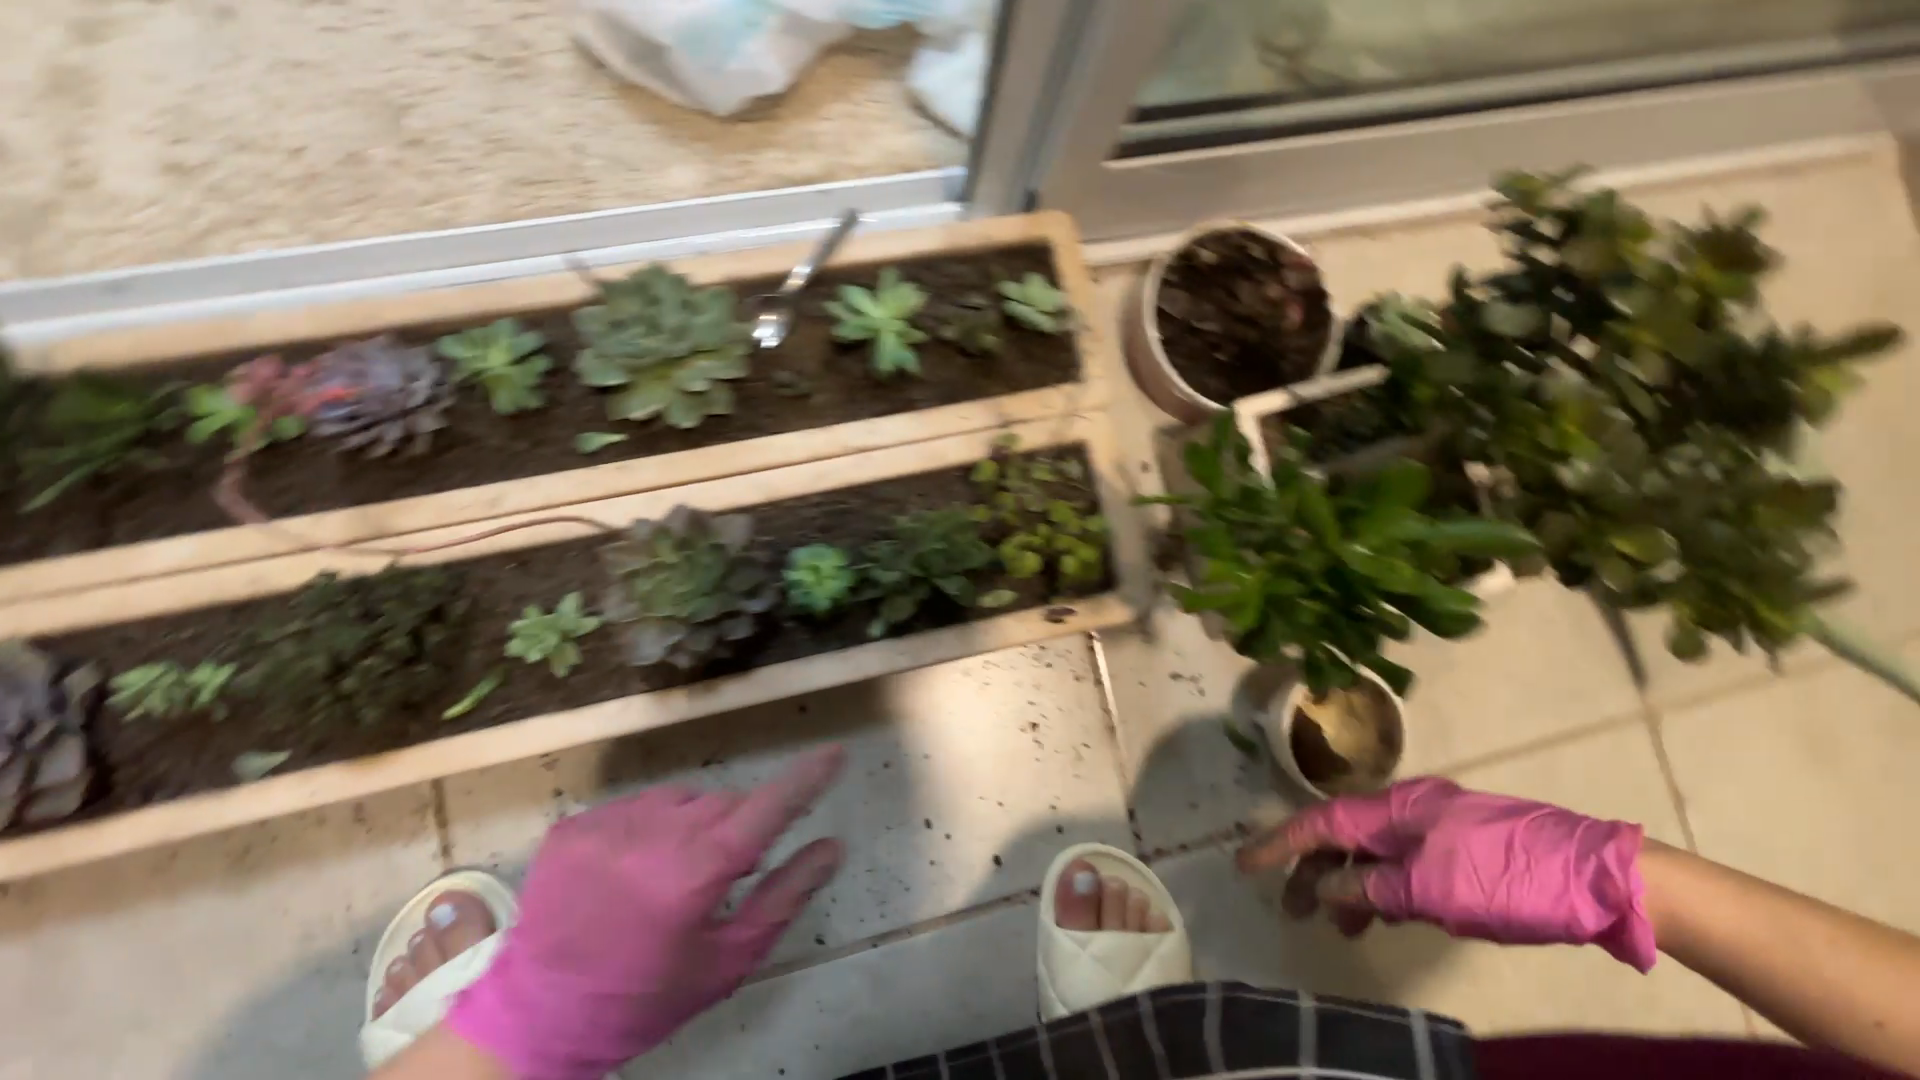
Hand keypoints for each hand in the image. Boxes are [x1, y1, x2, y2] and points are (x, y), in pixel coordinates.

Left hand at [445, 746, 846, 1079]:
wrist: (538, 1018)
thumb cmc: (648, 996)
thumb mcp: (728, 960)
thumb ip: (785, 896)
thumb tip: (832, 847)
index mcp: (697, 872)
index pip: (768, 807)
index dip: (807, 778)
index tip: (835, 754)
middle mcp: (654, 834)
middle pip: (725, 802)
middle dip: (739, 827)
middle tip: (726, 873)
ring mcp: (609, 823)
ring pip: (682, 799)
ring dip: (694, 823)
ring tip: (673, 873)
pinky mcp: (574, 825)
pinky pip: (636, 807)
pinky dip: (649, 827)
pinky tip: (632, 870)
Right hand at [1237, 777, 1657, 971]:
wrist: (1601, 879)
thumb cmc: (1505, 878)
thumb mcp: (1428, 890)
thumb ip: (1369, 887)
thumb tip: (1324, 886)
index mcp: (1394, 808)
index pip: (1320, 823)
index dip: (1279, 843)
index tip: (1243, 864)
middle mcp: (1407, 808)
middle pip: (1341, 835)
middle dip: (1311, 870)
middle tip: (1292, 909)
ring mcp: (1435, 826)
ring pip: (1371, 852)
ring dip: (1347, 884)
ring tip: (1338, 926)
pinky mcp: (1458, 848)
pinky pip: (1400, 864)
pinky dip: (1382, 889)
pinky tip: (1383, 916)